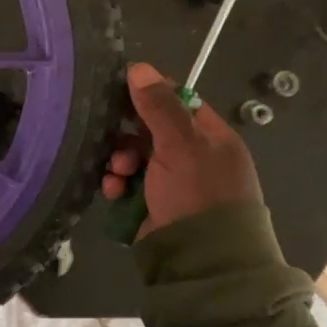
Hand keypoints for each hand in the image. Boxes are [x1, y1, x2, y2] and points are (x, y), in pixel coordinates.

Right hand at [101, 62, 260, 237]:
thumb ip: (159, 106)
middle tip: (114, 142)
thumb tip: (139, 66)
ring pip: (135, 157)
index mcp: (212, 138)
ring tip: (116, 174)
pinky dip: (119, 185)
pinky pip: (130, 184)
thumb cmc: (198, 194)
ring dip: (119, 161)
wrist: (202, 261)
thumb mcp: (180, 145)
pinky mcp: (155, 205)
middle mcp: (195, 156)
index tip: (120, 96)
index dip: (150, 96)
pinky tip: (115, 192)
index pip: (179, 102)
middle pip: (150, 130)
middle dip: (126, 136)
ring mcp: (175, 183)